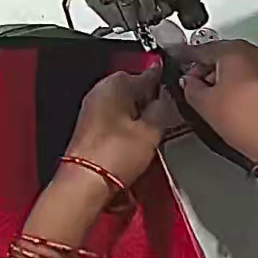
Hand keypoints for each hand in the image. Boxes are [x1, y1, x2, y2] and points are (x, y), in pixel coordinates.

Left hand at [62, 64, 177, 195]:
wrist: (85, 182)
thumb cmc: (111, 156)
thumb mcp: (151, 131)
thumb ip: (162, 108)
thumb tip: (166, 98)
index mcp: (114, 83)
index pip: (147, 74)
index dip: (163, 83)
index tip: (172, 87)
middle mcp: (100, 91)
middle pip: (134, 89)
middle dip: (149, 102)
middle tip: (163, 118)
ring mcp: (92, 109)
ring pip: (124, 105)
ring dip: (137, 115)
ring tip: (148, 135)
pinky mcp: (90, 127)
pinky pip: (114, 119)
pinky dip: (125, 126)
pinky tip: (133, 142)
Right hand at [172, 39, 257, 162]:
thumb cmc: (250, 121)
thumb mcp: (203, 104)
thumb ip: (189, 87)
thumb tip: (188, 83)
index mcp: (234, 50)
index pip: (199, 48)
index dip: (182, 56)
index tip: (174, 59)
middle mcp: (253, 52)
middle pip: (218, 55)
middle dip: (202, 70)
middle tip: (189, 85)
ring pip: (233, 67)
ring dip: (219, 79)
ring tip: (209, 101)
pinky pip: (247, 78)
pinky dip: (235, 87)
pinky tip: (229, 105)